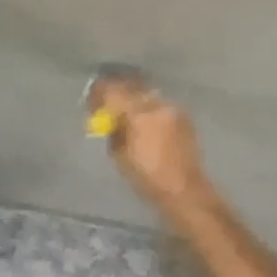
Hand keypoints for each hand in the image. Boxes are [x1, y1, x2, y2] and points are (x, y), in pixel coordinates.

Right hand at [90, 78, 209, 210]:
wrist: (184, 189)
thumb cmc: (147, 177)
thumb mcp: (120, 156)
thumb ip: (114, 131)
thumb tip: (111, 119)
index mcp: (140, 114)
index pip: (113, 91)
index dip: (99, 92)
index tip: (91, 101)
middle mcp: (158, 105)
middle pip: (132, 87)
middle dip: (118, 93)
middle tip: (107, 105)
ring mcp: (173, 109)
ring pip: (147, 95)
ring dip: (134, 101)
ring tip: (127, 115)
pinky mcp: (184, 117)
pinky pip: (160, 105)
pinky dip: (149, 109)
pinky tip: (145, 123)